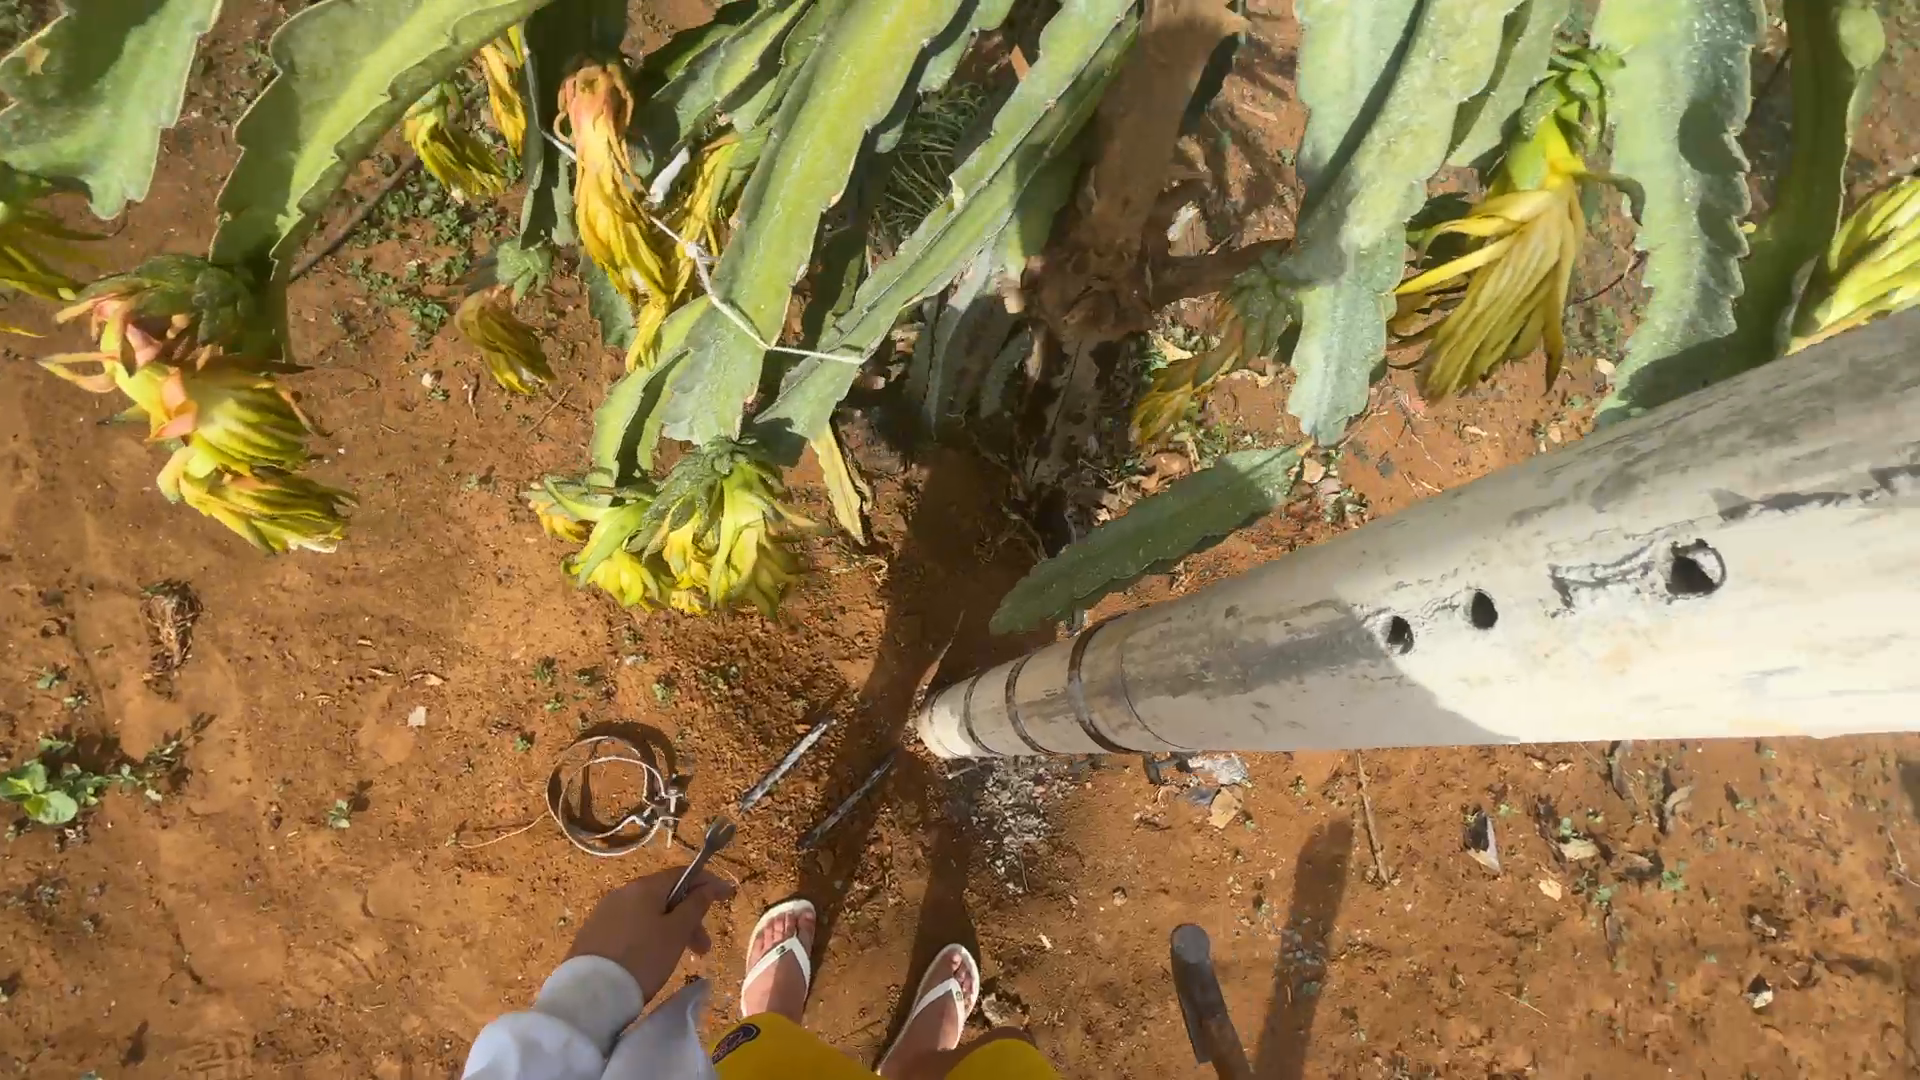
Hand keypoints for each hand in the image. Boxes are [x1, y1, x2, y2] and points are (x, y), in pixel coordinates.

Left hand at [566, 867, 732, 1001]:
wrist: (587, 999)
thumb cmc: (641, 960)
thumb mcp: (676, 933)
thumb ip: (696, 905)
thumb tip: (708, 886)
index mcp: (644, 887)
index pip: (684, 873)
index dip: (709, 883)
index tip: (728, 896)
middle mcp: (622, 893)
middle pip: (665, 896)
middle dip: (689, 916)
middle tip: (703, 948)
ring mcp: (604, 914)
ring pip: (648, 914)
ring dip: (670, 930)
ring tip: (678, 957)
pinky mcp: (591, 936)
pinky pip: (630, 927)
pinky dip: (648, 937)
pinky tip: (649, 959)